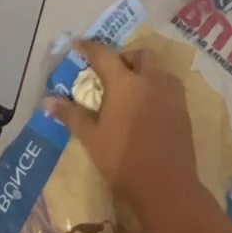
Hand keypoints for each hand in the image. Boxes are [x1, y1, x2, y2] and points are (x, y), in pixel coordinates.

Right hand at [45, 38, 231, 232]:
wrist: (167, 187)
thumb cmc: (123, 160)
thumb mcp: (91, 138)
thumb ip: (71, 115)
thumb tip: (47, 101)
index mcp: (124, 83)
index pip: (103, 55)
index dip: (88, 47)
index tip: (78, 45)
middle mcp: (150, 81)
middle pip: (140, 54)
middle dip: (125, 57)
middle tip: (111, 71)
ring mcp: (171, 96)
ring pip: (160, 68)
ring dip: (145, 69)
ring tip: (132, 86)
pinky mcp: (184, 111)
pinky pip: (170, 85)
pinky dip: (158, 84)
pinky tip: (148, 104)